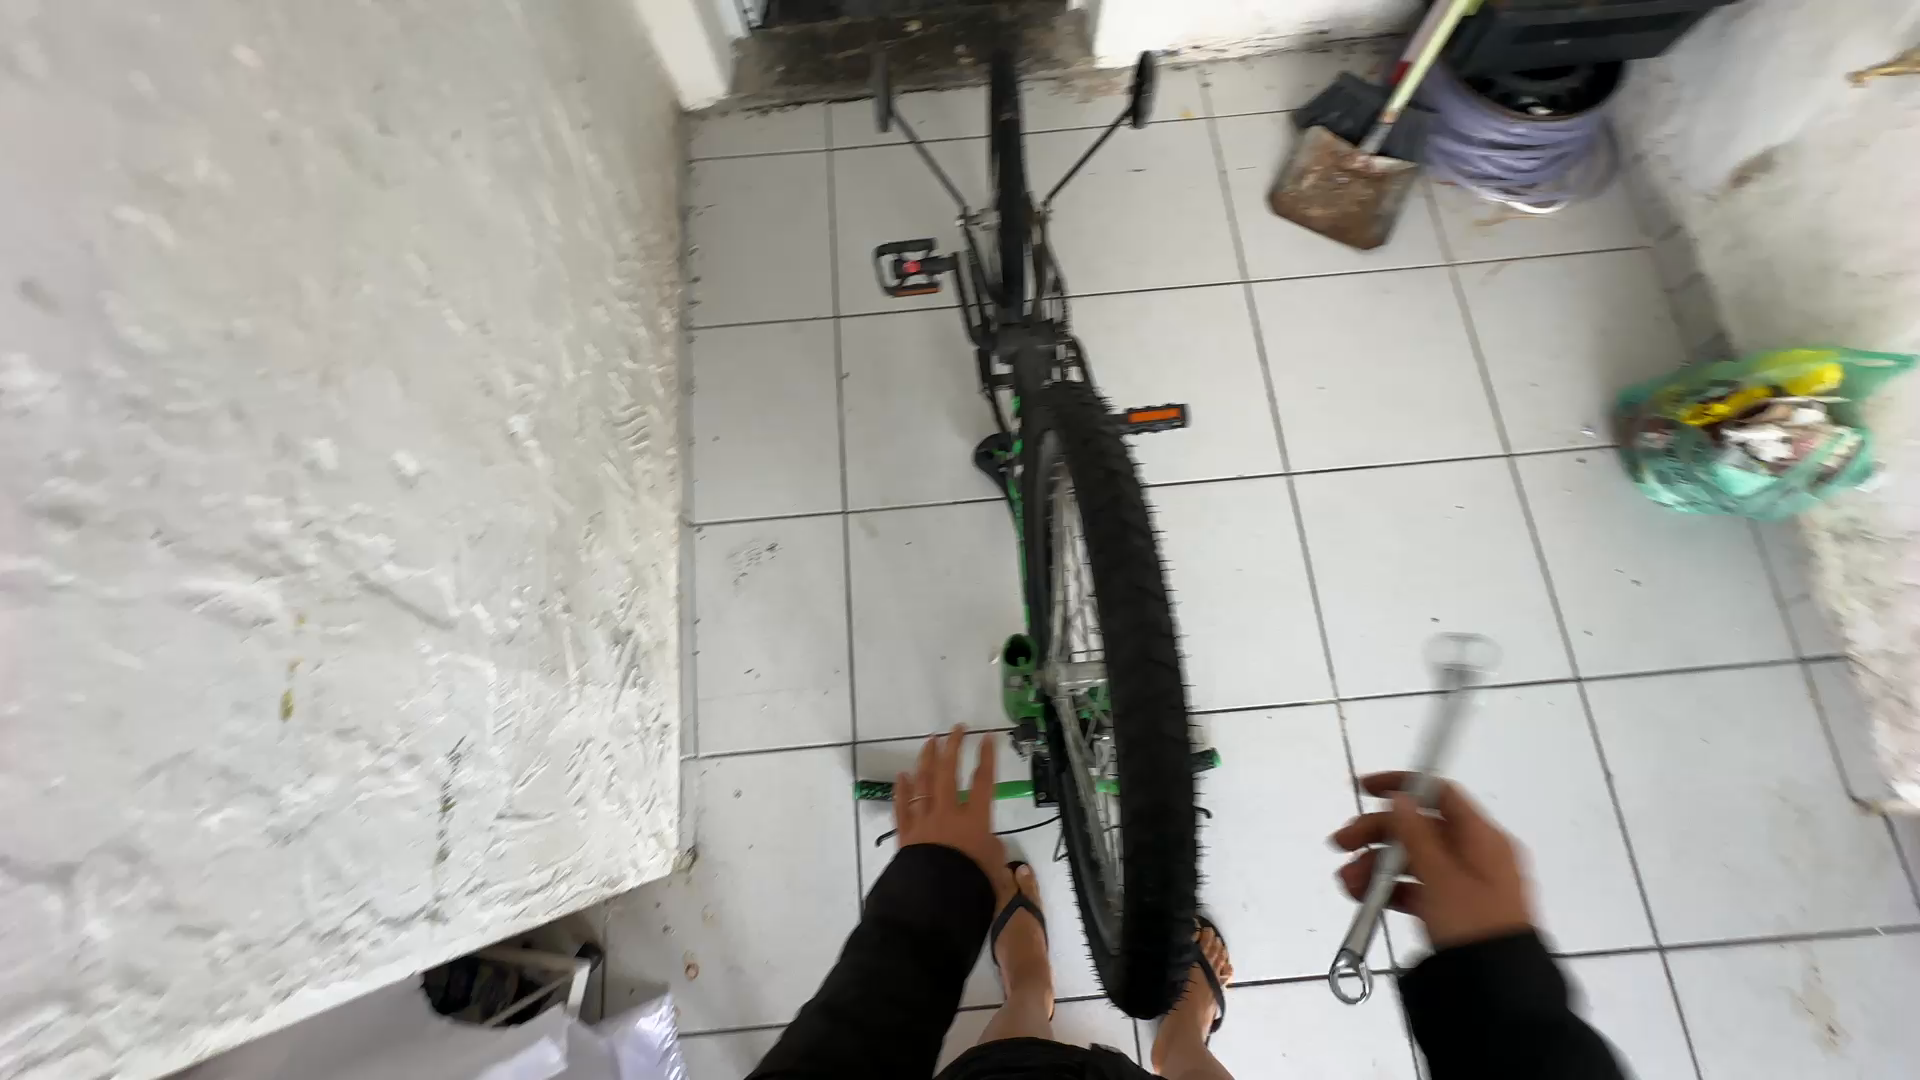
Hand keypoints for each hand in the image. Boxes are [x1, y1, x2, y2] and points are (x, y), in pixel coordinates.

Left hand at [894, 725, 1008, 887]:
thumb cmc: (971, 887)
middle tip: (957, 729)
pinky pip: (902, 806)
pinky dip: (902, 789)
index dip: (986, 758)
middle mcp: (948, 813)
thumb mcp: (995, 870)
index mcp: (974, 820)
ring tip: (930, 741)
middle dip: (953, 747)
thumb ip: (993, 851)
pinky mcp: (906, 835)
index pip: (983, 781)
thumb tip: (987, 843)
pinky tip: (902, 775)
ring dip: (927, 759)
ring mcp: (923, 821)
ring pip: (923, 782)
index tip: (987, 738)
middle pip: (948, 771)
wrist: (933, 905)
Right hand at [1330, 771, 1533, 949]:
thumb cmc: (1472, 922)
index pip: (1439, 794)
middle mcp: (1472, 854)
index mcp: (1481, 839)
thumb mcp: (1441, 875)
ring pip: (1409, 858)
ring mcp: (1461, 882)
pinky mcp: (1450, 908)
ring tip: (1347, 883)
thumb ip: (1416, 833)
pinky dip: (1386, 888)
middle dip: (1373, 834)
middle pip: (1415, 827)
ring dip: (1373, 865)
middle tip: (1339, 844)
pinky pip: (1412, 886)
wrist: (1497, 993)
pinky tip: (1361, 896)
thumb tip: (1400, 796)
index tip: (1362, 789)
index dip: (1400, 785)